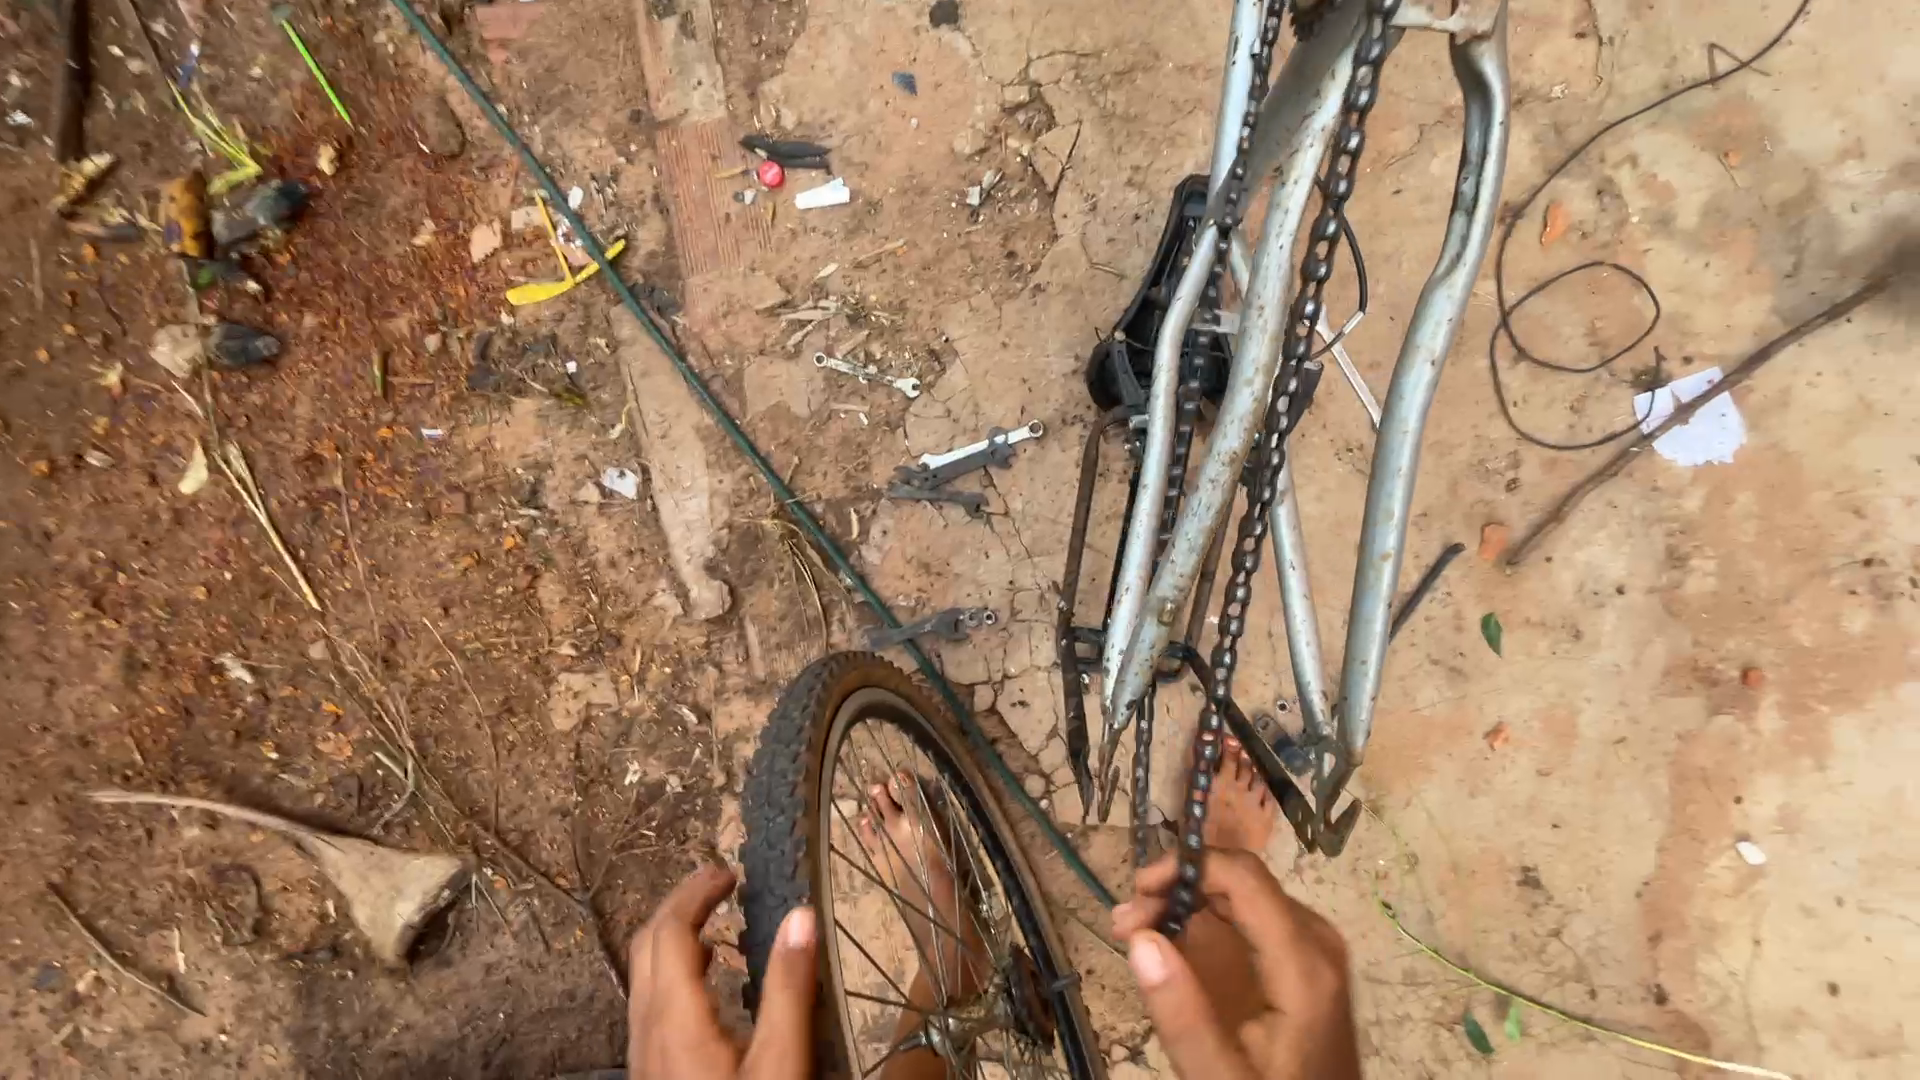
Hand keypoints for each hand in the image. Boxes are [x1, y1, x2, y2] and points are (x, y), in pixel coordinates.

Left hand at [627, 863, 819, 1078]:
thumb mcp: (781, 1064)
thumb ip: (789, 989)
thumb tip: (801, 914)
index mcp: (675, 1017)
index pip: (671, 930)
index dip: (697, 892)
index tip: (732, 872)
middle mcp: (647, 1028)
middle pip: (647, 944)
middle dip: (681, 902)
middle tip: (721, 881)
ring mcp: (643, 1052)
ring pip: (643, 972)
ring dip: (674, 931)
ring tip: (713, 915)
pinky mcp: (650, 1070)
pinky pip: (650, 997)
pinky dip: (673, 963)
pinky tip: (705, 975)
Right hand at [1112, 849, 1360, 1079]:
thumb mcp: (1223, 1079)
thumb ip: (1184, 1018)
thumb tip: (1140, 939)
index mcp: (1303, 966)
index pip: (1242, 876)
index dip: (1186, 867)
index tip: (1137, 890)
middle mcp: (1314, 940)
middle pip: (1237, 879)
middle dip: (1175, 887)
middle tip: (1126, 922)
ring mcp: (1310, 945)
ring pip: (1238, 890)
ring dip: (1183, 900)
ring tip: (1136, 930)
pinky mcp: (1299, 955)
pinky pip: (1245, 912)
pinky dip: (1201, 917)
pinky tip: (1168, 941)